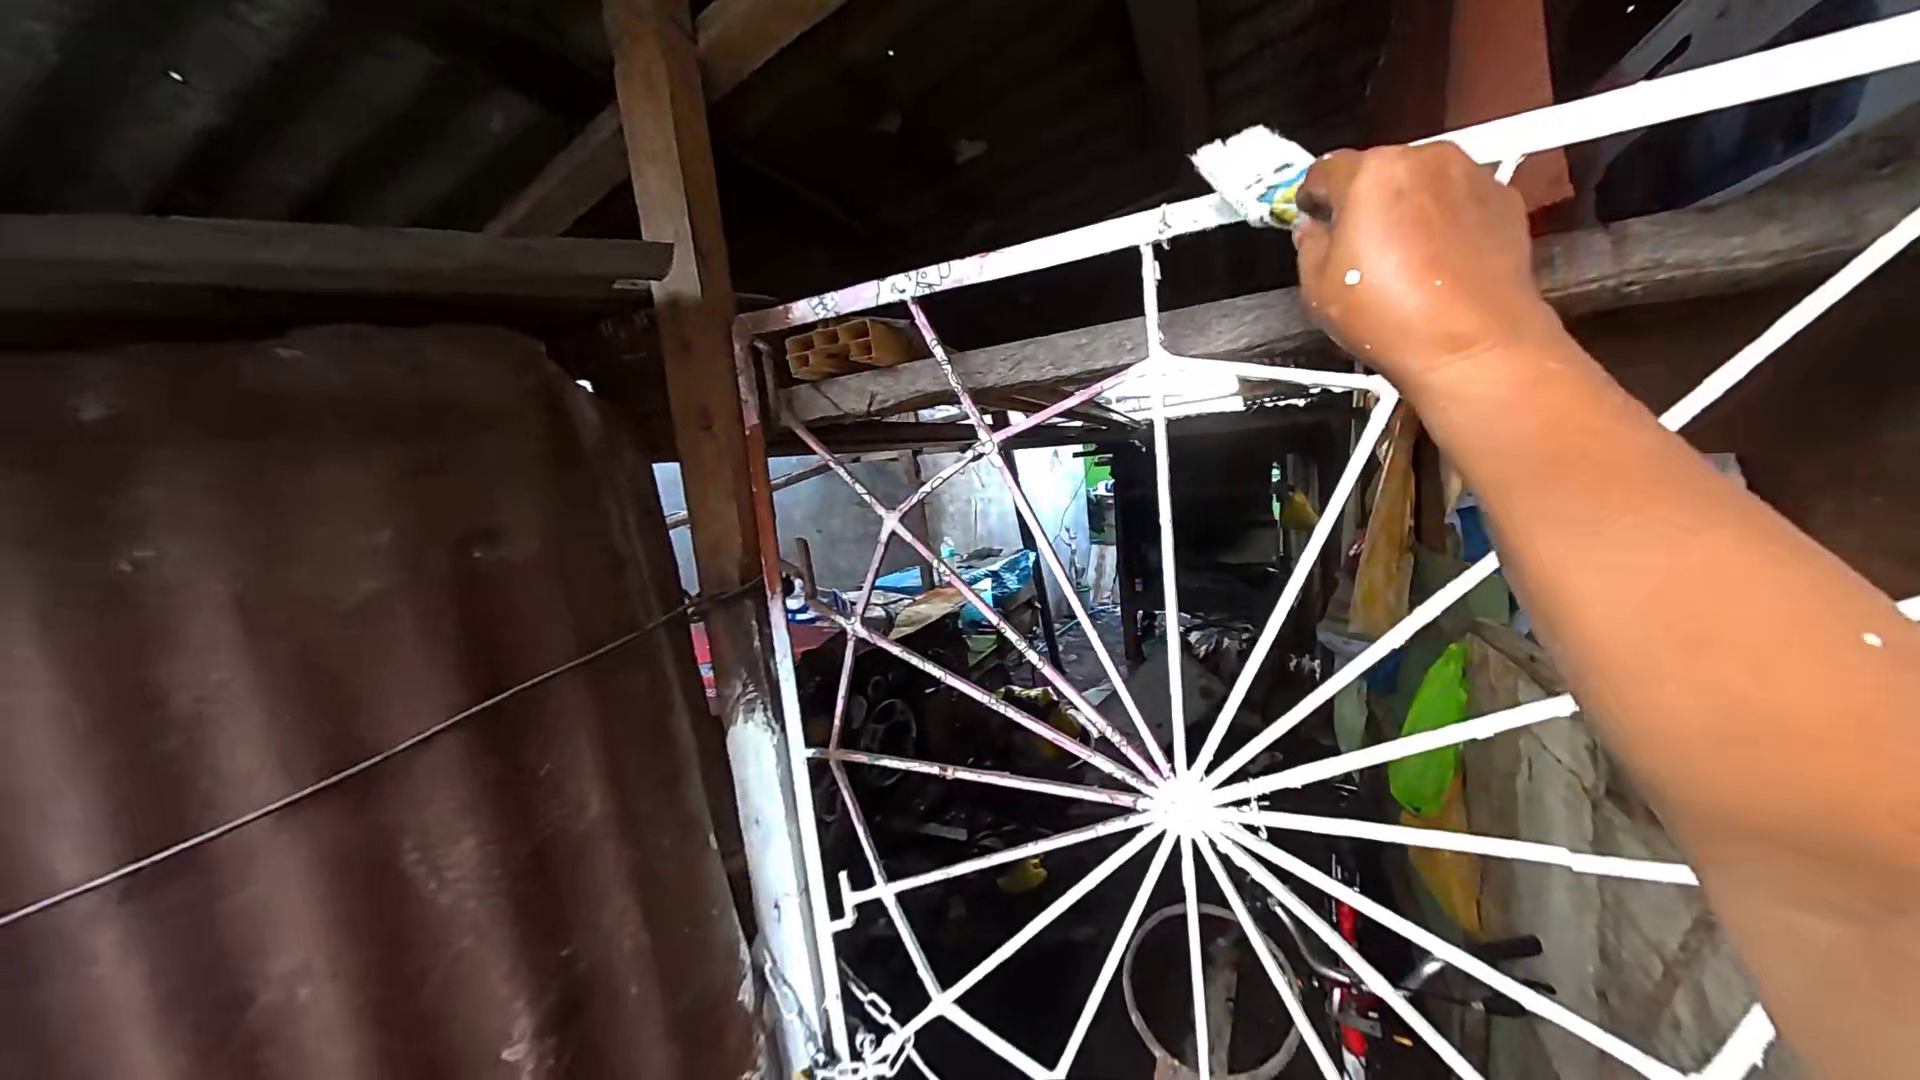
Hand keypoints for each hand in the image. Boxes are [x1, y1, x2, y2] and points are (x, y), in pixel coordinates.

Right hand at [1293, 143, 1566, 391]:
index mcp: (1371, 175)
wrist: (1468, 339)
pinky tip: (1427, 262)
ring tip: (1392, 259)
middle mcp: (1424, 160)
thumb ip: (1308, 246)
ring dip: (1399, 209)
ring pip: (1416, 183)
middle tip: (1349, 246)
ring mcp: (1468, 174)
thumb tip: (1312, 231)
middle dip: (1358, 202)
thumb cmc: (1389, 314)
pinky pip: (1452, 199)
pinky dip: (1436, 221)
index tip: (1307, 215)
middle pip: (1375, 171)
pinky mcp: (1500, 196)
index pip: (1324, 169)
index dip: (1309, 196)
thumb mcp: (1317, 286)